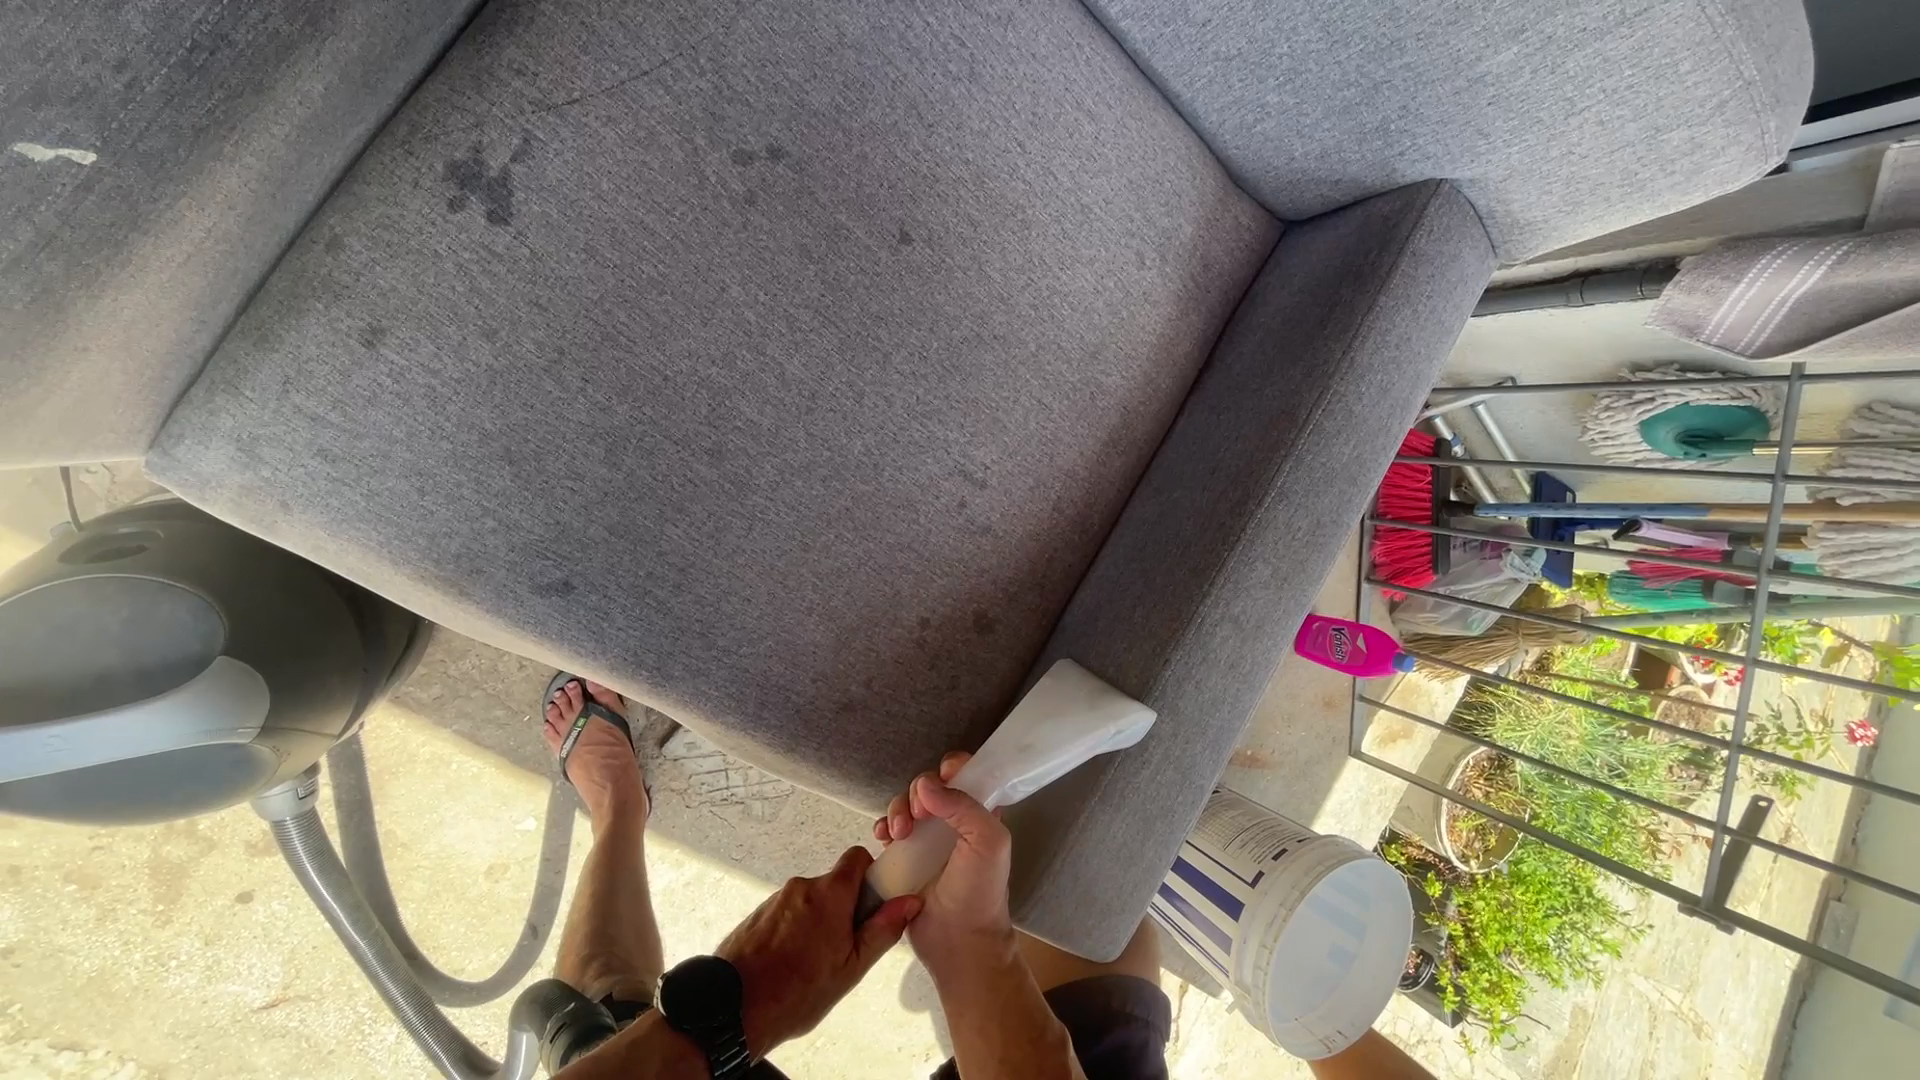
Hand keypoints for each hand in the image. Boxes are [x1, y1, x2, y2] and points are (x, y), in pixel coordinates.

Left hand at [715, 846, 919, 1056]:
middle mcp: (803, 887)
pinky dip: (794, 931)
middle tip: (844, 945)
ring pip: (811, 901)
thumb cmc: (792, 992)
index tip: (873, 901)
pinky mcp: (759, 914)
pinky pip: (788, 913)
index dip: (870, 875)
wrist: (733, 1009)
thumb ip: (883, 930)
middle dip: (844, 908)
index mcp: (830, 894)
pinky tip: (792, 963)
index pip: (858, 858)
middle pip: (835, 884)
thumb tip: (907, 904)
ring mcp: (777, 899)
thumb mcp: (851, 967)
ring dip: (817, 922)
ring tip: (813, 962)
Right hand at [872, 752, 1016, 980]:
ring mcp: (927, 840)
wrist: (959, 943)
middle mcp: (953, 822)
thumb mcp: (988, 842)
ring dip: (897, 811)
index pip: (966, 774)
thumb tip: (925, 785)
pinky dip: (883, 827)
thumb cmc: (980, 891)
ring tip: (899, 834)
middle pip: (928, 786)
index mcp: (979, 813)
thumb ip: (963, 806)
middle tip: (918, 817)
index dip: (952, 768)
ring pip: (905, 806)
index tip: (942, 776)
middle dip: (917, 793)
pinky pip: (889, 830)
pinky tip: (883, 838)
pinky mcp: (905, 858)